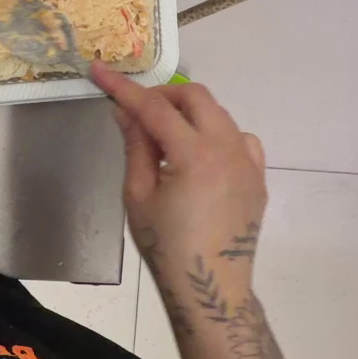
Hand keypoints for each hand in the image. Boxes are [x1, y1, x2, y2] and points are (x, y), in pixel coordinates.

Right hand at [91, 63, 267, 288]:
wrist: (211, 288)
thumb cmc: (166, 246)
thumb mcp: (138, 195)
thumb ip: (136, 146)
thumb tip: (125, 111)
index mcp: (195, 155)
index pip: (154, 107)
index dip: (123, 87)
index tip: (99, 70)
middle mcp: (228, 149)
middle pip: (196, 96)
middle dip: (162, 93)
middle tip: (136, 108)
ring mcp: (249, 162)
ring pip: (219, 113)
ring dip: (188, 112)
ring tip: (163, 134)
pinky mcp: (258, 177)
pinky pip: (239, 137)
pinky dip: (215, 132)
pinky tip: (198, 152)